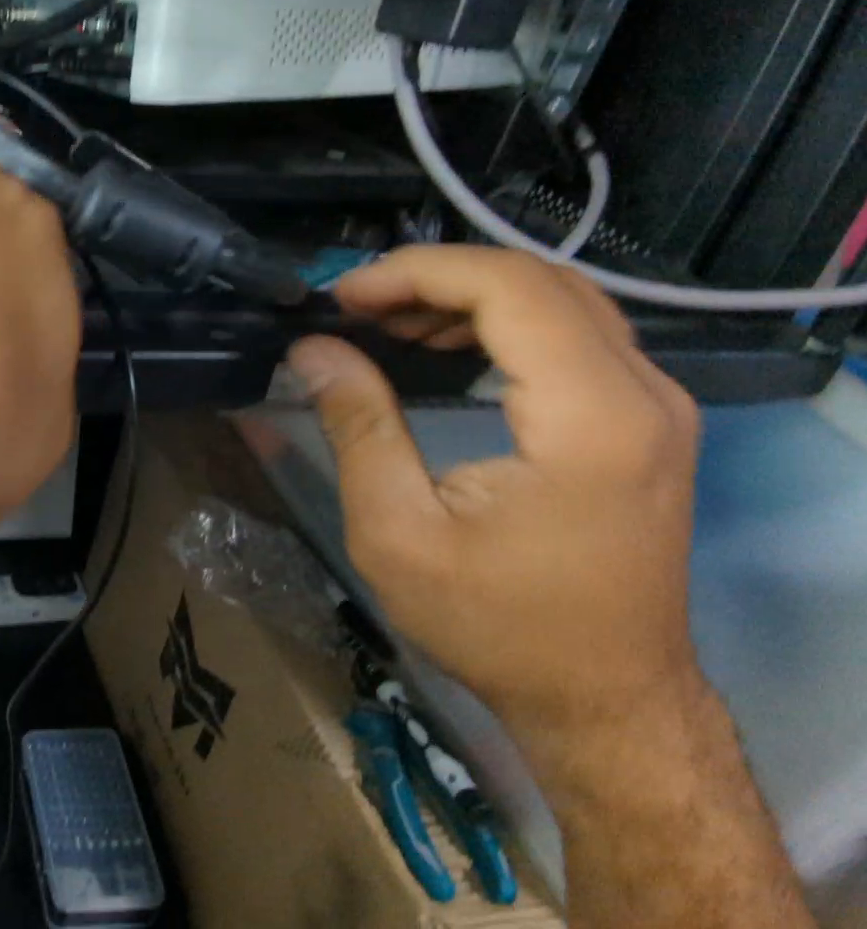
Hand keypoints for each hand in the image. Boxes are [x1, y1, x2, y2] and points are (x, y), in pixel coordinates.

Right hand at [286, 247, 703, 737]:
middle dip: (435, 277)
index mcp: (588, 419)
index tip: (342, 297)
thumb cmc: (494, 622)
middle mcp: (643, 394)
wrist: (601, 695)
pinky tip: (444, 347)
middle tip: (354, 306)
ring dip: (467, 296)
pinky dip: (503, 323)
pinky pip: (576, 334)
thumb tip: (313, 348)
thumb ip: (358, 424)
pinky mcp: (646, 421)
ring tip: (386, 323)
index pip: (510, 289)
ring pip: (563, 298)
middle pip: (541, 280)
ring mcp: (656, 405)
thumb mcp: (397, 530)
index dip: (417, 273)